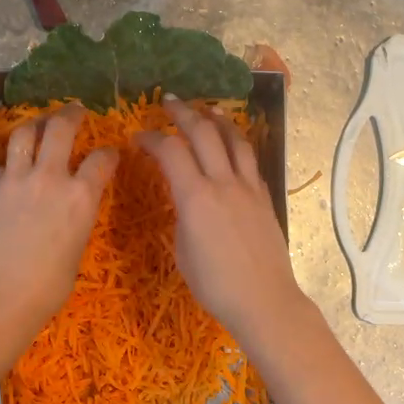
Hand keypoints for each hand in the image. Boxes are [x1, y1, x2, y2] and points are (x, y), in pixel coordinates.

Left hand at [0, 104, 117, 315]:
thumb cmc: (47, 288)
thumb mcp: (75, 253)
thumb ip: (74, 222)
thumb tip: (67, 213)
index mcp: (81, 199)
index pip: (101, 161)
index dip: (109, 154)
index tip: (110, 154)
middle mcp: (50, 179)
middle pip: (60, 128)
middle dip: (71, 114)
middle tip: (75, 112)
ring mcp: (16, 180)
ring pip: (25, 134)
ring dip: (36, 124)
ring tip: (40, 124)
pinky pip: (3, 164)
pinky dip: (12, 162)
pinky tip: (14, 169)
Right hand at [137, 98, 306, 332]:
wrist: (263, 300)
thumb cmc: (215, 287)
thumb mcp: (183, 254)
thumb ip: (182, 218)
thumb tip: (185, 203)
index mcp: (195, 198)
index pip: (170, 151)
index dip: (151, 138)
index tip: (139, 138)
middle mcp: (222, 183)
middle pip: (203, 132)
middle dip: (183, 113)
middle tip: (169, 103)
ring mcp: (247, 188)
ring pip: (233, 139)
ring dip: (216, 120)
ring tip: (207, 112)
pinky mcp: (264, 198)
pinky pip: (249, 161)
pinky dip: (237, 145)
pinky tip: (233, 146)